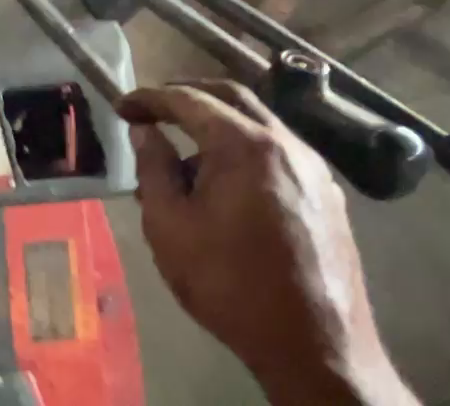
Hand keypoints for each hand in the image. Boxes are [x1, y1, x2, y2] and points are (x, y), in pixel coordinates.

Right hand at [118, 81, 416, 405]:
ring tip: (182, 156)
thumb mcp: (169, 224)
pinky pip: (278, 154)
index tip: (120, 108)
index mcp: (246, 146)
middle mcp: (288, 147)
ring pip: (259, 125)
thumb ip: (154, 167)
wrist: (318, 353)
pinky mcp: (329, 200)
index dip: (148, 98)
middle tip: (151, 109)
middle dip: (186, 96)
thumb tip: (146, 132)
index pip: (188, 100)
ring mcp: (316, 173)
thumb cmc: (230, 284)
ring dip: (216, 125)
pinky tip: (223, 183)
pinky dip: (243, 149)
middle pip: (232, 98)